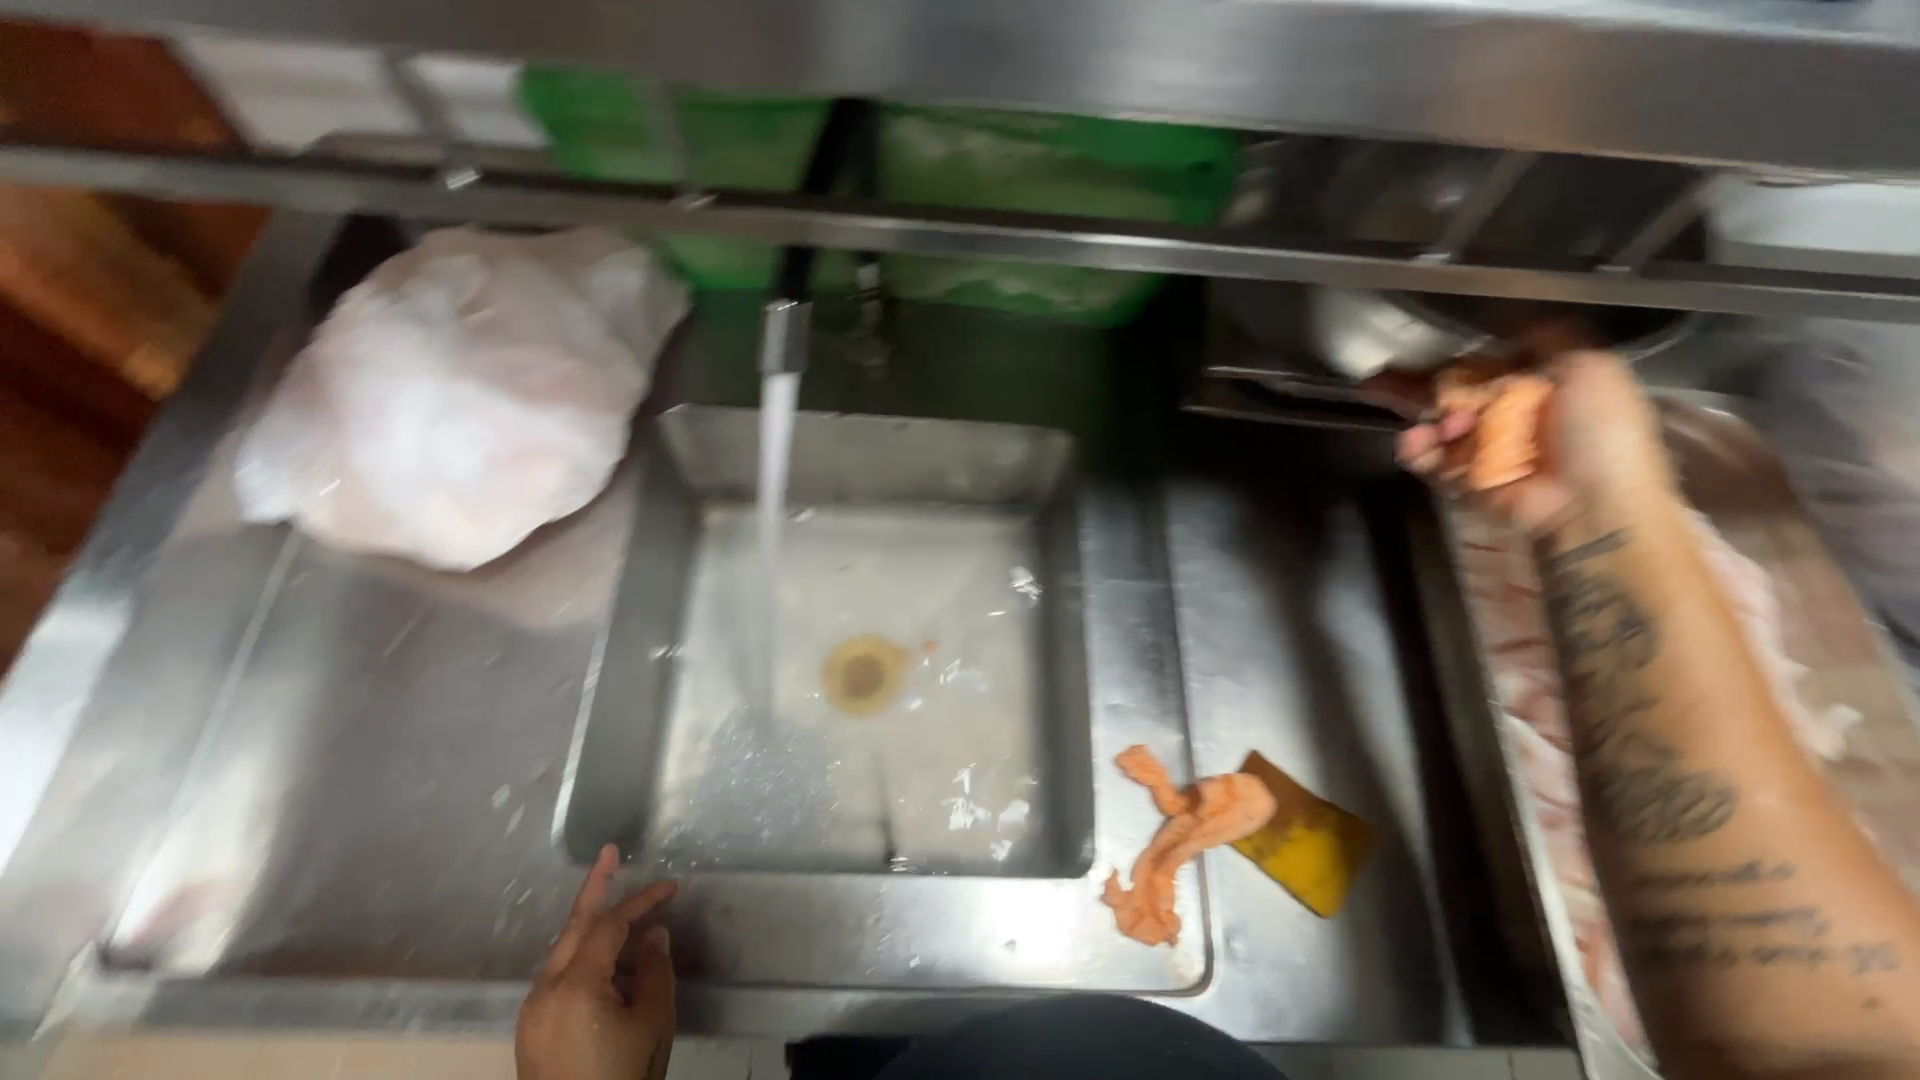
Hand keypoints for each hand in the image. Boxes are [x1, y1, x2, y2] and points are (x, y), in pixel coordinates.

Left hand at [517, 845, 677, 1079]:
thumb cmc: (623, 1076)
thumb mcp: (652, 1022)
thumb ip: (654, 971)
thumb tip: (653, 935)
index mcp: (575, 985)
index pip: (609, 925)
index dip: (642, 900)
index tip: (672, 886)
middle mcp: (544, 990)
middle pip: (573, 926)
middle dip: (594, 888)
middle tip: (610, 853)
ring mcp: (533, 1011)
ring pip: (564, 951)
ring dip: (593, 924)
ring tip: (623, 908)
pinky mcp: (532, 1031)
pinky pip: (559, 976)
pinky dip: (584, 955)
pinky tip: (607, 960)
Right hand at [1397, 350, 1676, 534]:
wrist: (1591, 502)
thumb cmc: (1599, 432)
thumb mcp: (1593, 367)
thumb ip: (1553, 340)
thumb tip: (1513, 326)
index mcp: (1539, 387)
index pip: (1486, 366)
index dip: (1456, 359)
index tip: (1425, 351)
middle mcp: (1509, 416)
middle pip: (1453, 394)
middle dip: (1417, 386)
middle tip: (1380, 380)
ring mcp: (1485, 450)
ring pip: (1438, 426)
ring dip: (1425, 422)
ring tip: (1433, 428)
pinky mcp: (1466, 480)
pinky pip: (1432, 460)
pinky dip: (1418, 450)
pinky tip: (1414, 442)